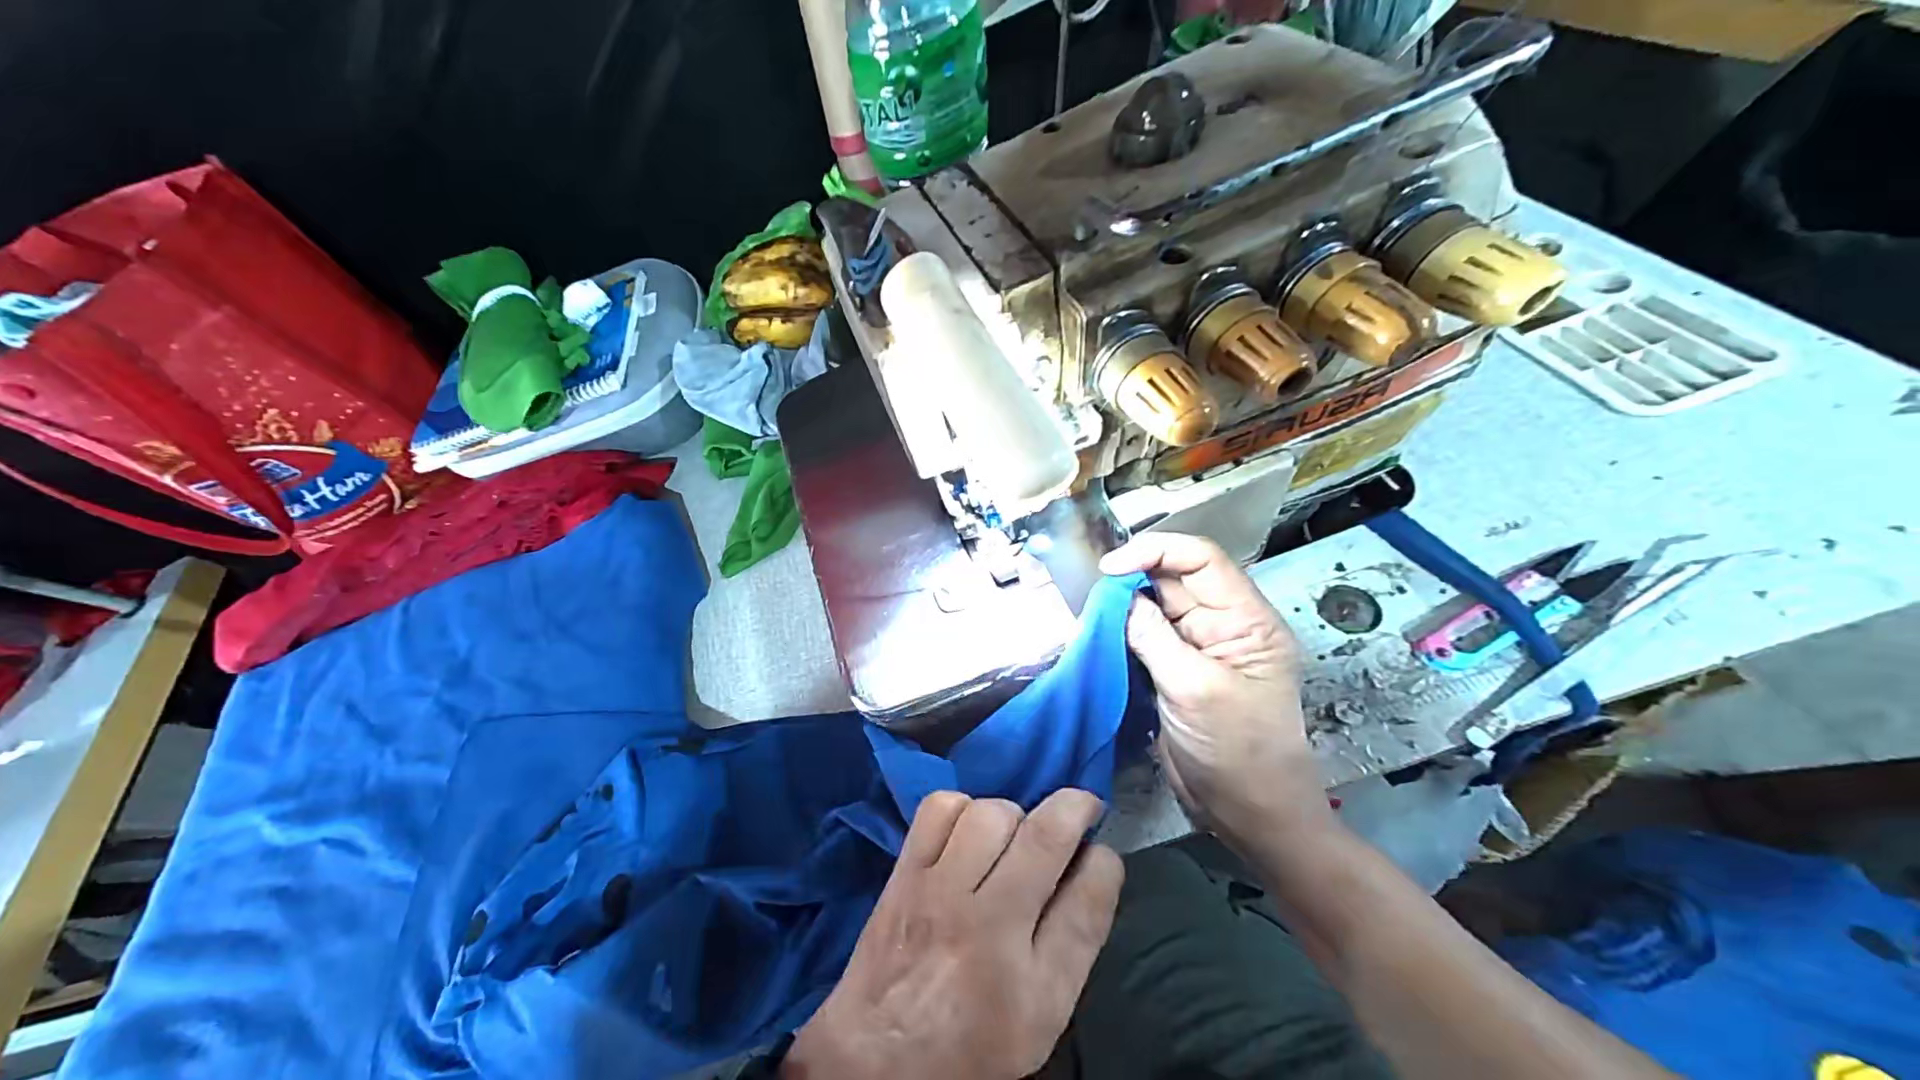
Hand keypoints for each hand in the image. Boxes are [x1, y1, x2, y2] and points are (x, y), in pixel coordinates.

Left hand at [784, 790, 1123, 1079]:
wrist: (880, 1050)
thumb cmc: (973, 1036)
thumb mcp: (1042, 1012)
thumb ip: (1075, 938)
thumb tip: (1097, 866)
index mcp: (1031, 977)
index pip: (1087, 895)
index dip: (1104, 860)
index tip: (1101, 852)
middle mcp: (986, 921)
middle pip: (1044, 836)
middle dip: (1075, 808)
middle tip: (1081, 810)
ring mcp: (939, 888)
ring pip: (992, 813)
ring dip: (1016, 814)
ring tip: (1016, 833)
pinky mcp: (905, 871)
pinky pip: (939, 808)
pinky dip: (963, 807)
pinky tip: (969, 830)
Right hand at [1098, 533, 1329, 845]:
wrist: (1248, 813)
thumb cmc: (1239, 752)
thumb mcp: (1196, 689)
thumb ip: (1155, 638)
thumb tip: (1121, 600)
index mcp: (1247, 620)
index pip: (1202, 560)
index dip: (1157, 551)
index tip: (1112, 567)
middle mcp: (1223, 626)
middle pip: (1175, 581)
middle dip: (1134, 580)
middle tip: (1094, 596)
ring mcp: (1198, 650)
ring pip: (1155, 609)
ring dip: (1124, 608)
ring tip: (1092, 615)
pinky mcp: (1175, 672)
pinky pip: (1145, 639)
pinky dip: (1121, 634)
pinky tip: (1100, 636)